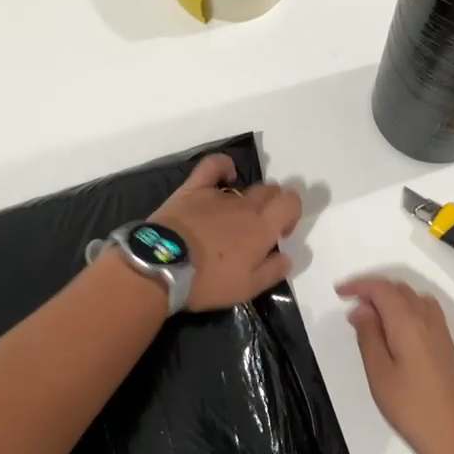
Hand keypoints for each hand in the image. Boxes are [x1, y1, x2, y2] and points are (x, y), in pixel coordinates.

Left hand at [149, 154, 301, 310]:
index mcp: (263, 227)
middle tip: (257, 229)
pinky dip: (224, 166)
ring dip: (248, 197)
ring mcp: (219, 194)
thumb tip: (286, 257)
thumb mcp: (247, 288)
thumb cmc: (208, 281)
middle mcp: (246, 205)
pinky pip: (213, 165)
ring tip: (235, 217)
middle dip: (272, 205)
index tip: (279, 232)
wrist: (162, 267)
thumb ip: (273, 271)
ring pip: (246, 184)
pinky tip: (226, 176)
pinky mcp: (193, 189)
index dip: (291, 213)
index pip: (291, 201)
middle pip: (270, 191)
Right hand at [336, 276, 453, 453]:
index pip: (382, 289)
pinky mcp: (445, 344)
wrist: (452, 435)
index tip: (339, 292)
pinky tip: (395, 330)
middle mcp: (427, 319)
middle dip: (373, 291)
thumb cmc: (409, 406)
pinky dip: (405, 308)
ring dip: (390, 299)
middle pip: (398, 289)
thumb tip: (361, 309)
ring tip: (371, 320)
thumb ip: (368, 335)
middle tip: (351, 310)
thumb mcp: (378, 372)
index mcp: (408, 322)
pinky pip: (424, 310)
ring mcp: (440, 331)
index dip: (359, 285)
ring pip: (413, 298)